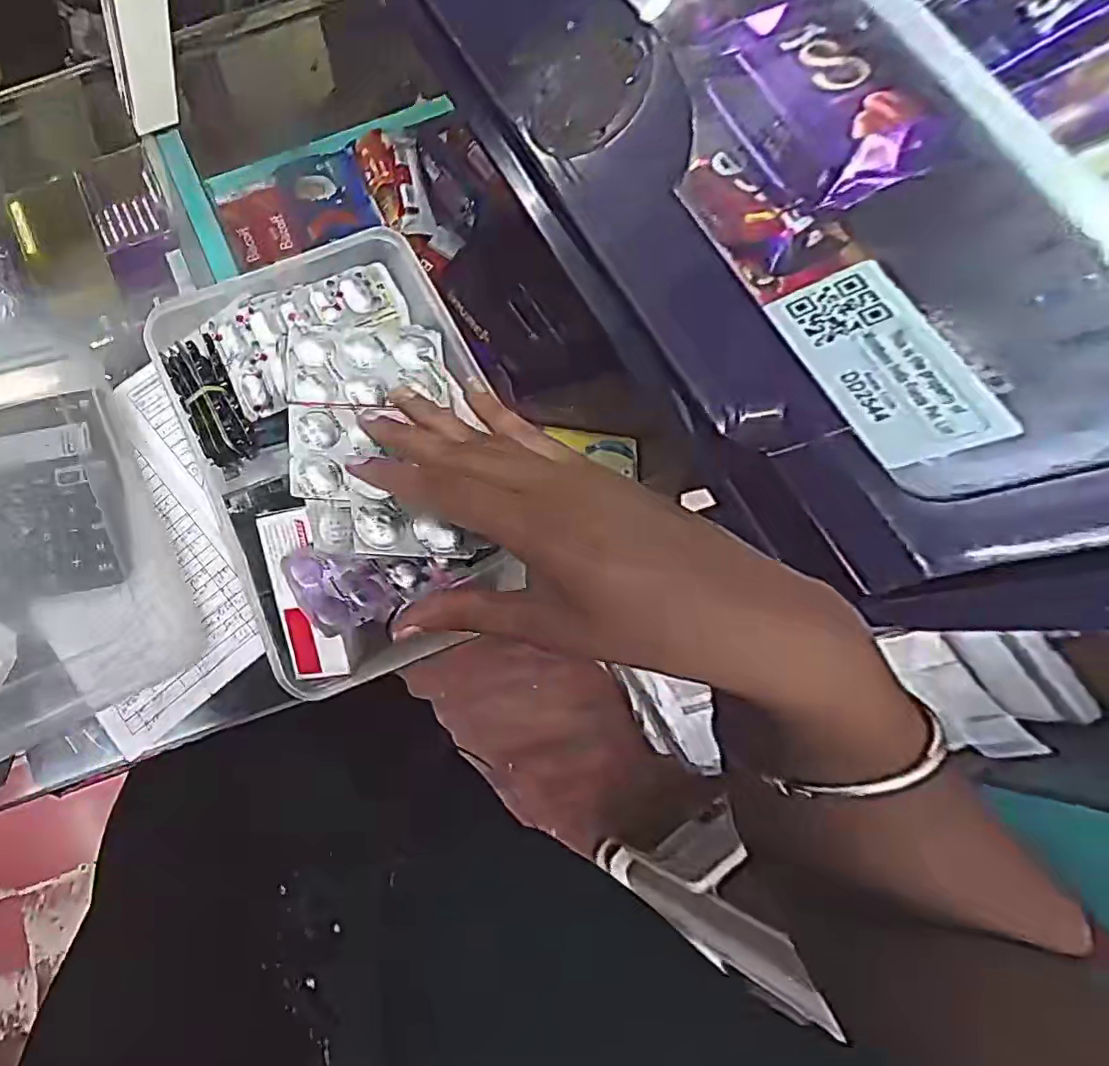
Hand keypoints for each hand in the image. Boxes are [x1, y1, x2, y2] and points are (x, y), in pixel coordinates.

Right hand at [353, 388, 892, 717]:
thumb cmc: (644, 630)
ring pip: (497, 438)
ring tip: (411, 392)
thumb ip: (471, 614)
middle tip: (370, 413)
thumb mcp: (549, 628)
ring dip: (449, 416)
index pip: (450, 492)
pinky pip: (537, 437)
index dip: (401, 477)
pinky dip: (504, 417)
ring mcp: (575, 474)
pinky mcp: (595, 473)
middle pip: (467, 454)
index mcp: (533, 528)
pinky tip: (484, 398)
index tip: (360, 462)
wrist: (747, 613)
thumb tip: (402, 624)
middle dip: (415, 434)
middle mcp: (549, 489)